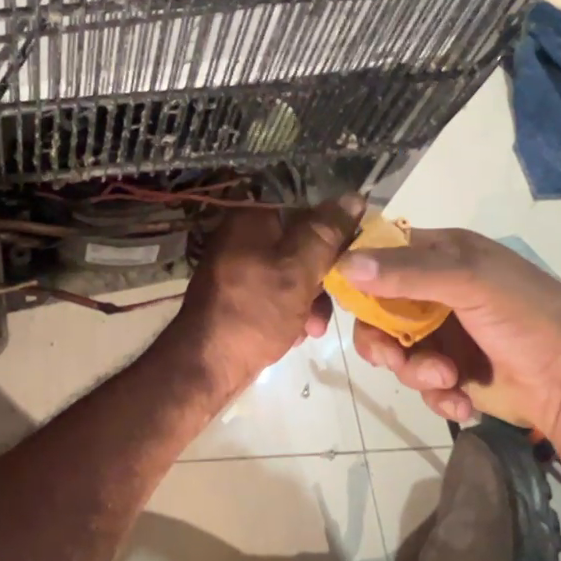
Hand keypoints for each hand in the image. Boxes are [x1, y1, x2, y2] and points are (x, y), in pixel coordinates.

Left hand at [161, 195, 364, 396]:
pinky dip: (290, 311)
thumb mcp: (298, 270)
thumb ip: (325, 233)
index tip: (353, 259)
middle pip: (302, 242)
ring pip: (293, 271)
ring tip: (312, 329)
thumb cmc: (254, 311)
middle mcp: (244, 233)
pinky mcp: (241, 292)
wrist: (207, 364)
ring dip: (310, 299)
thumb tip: (353, 196)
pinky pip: (278, 291)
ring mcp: (240, 263)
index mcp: (252, 216)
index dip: (334, 232)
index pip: (306, 207)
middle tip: (333, 304)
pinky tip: (295, 334)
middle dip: (321, 276)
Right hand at [340, 227, 560, 442]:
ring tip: (445, 380)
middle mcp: (437, 289)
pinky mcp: (454, 374)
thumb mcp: (469, 280)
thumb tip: (344, 263)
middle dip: (381, 336)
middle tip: (391, 357)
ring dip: (412, 367)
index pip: (383, 250)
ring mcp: (445, 333)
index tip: (341, 294)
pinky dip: (434, 392)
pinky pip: (419, 380)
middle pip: (378, 307)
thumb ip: (407, 272)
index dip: (358, 270)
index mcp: (442, 253)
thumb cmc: (527, 317)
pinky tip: (459, 400)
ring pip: (395, 348)